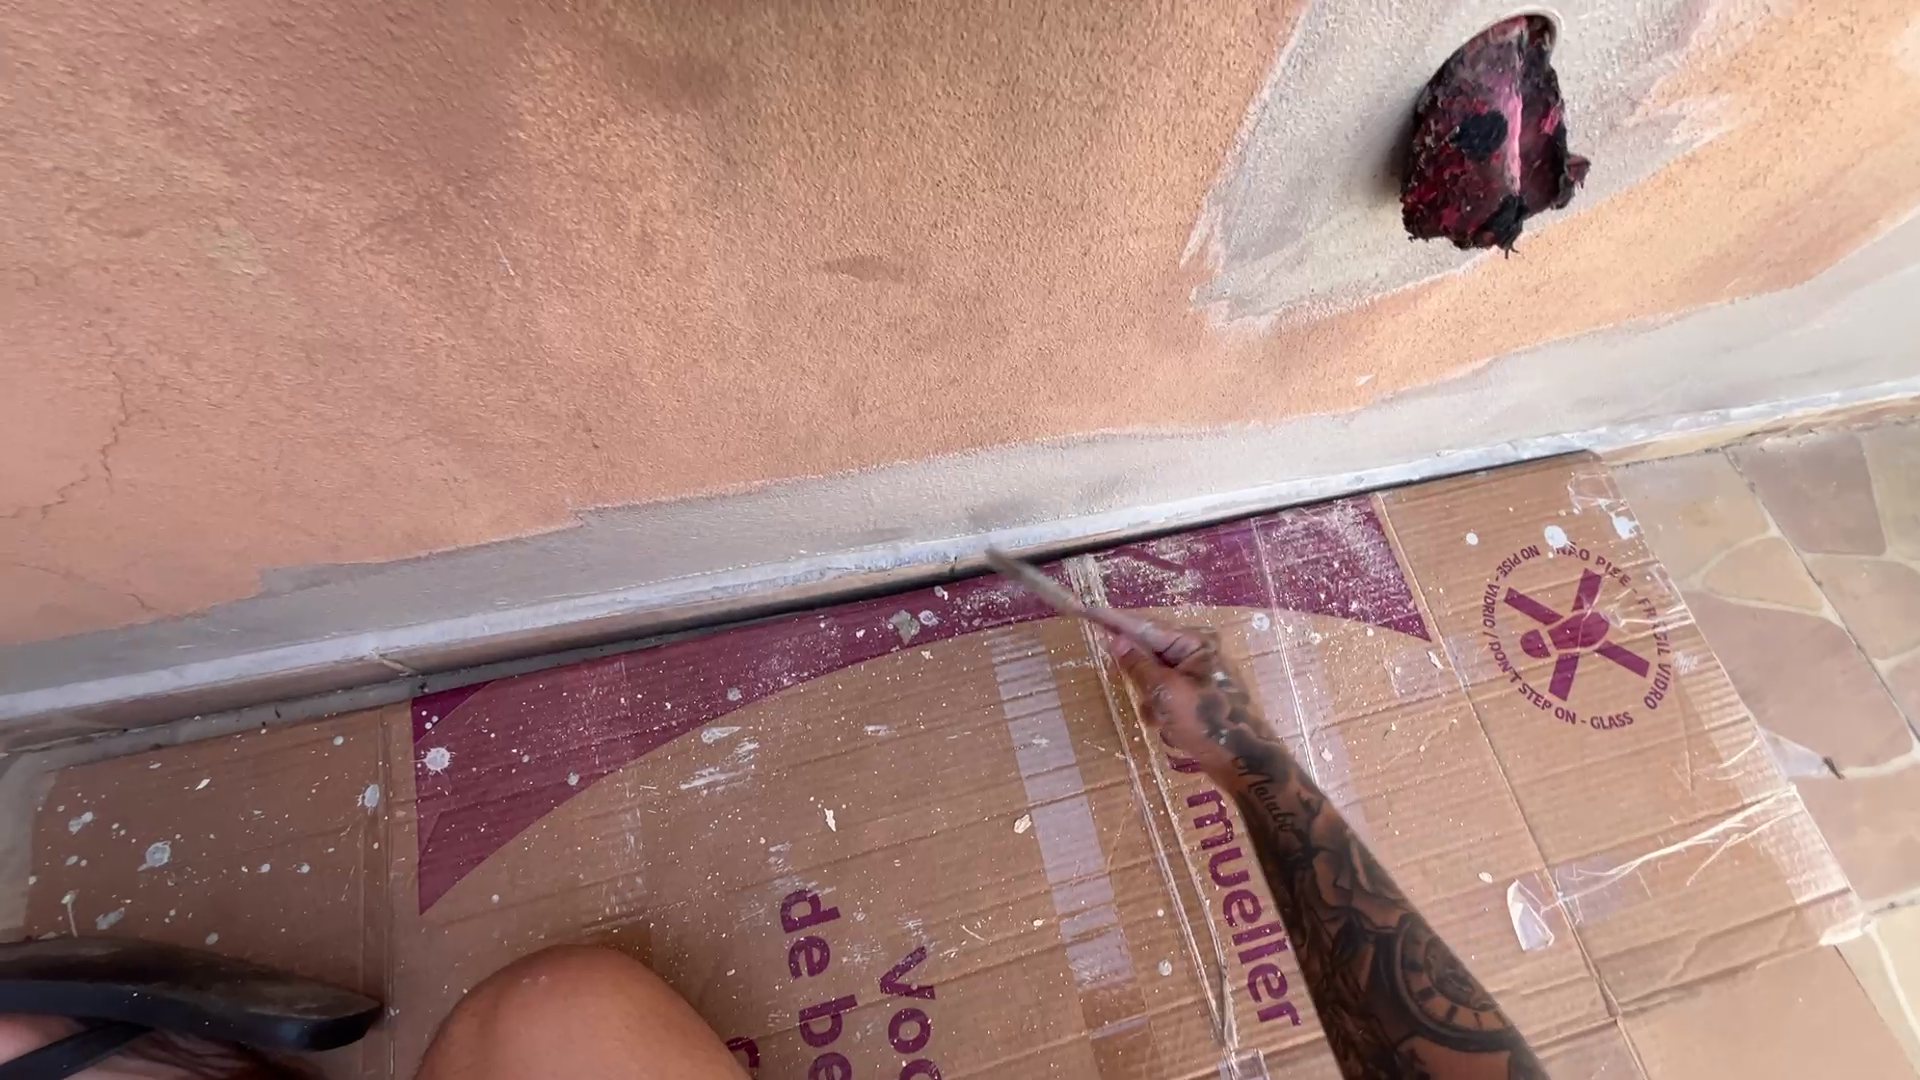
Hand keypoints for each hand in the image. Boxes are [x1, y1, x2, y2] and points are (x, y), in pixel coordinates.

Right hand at [1104, 628, 1267, 777]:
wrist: (1244, 764)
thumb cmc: (1207, 722)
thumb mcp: (1166, 692)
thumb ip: (1138, 665)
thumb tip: (1115, 640)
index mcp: (1195, 644)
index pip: (1146, 627)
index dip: (1116, 621)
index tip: (1090, 610)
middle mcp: (1198, 654)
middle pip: (1150, 652)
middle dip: (1139, 675)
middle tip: (1139, 690)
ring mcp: (1199, 677)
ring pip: (1154, 678)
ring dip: (1150, 698)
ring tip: (1161, 719)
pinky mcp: (1197, 698)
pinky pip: (1165, 696)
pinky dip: (1161, 710)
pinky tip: (1169, 728)